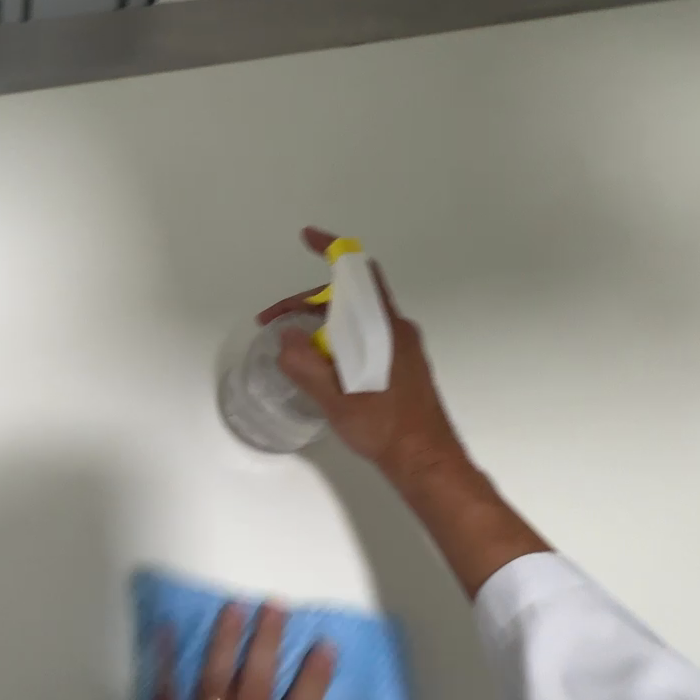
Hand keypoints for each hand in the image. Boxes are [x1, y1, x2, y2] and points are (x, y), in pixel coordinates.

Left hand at [129, 603, 371, 699]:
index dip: (313, 680)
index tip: (324, 645)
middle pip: (254, 686)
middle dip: (266, 643)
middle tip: (274, 605)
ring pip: (213, 682)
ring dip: (224, 642)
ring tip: (233, 606)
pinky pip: (163, 698)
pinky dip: (163, 664)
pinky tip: (167, 631)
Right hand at [257, 228, 466, 485]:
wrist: (427, 462)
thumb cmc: (384, 428)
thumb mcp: (334, 399)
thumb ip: (306, 364)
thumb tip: (287, 336)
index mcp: (382, 328)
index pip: (359, 273)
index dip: (332, 250)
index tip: (307, 238)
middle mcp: (394, 328)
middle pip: (348, 296)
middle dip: (306, 302)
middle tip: (273, 322)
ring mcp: (399, 346)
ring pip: (354, 317)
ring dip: (318, 322)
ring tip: (290, 346)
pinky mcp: (399, 362)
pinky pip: (362, 334)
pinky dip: (334, 337)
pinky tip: (318, 363)